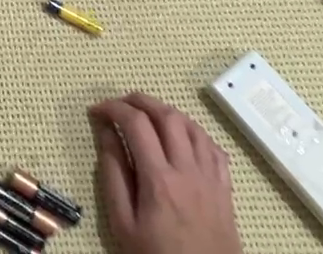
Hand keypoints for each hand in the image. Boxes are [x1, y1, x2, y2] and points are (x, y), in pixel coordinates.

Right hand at [89, 93, 242, 253]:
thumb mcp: (123, 223)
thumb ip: (113, 174)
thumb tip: (105, 133)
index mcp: (159, 179)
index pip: (136, 123)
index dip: (113, 108)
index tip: (96, 111)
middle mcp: (188, 170)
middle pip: (166, 115)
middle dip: (139, 100)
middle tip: (119, 104)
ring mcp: (211, 178)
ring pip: (192, 126)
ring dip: (167, 111)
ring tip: (148, 115)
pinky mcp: (225, 189)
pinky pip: (213, 147)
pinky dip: (194, 132)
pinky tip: (181, 137)